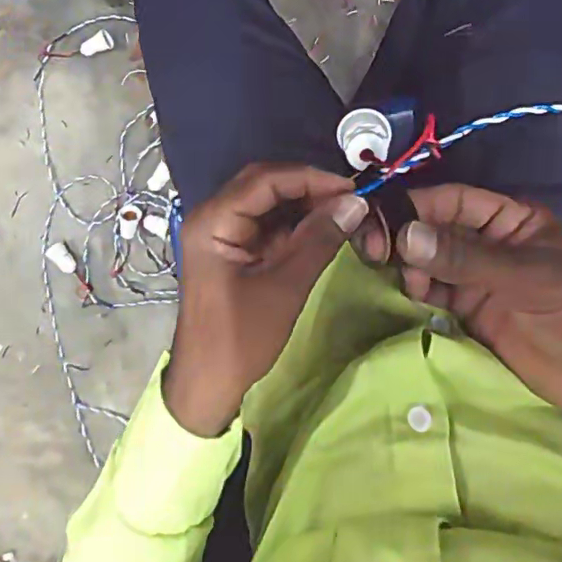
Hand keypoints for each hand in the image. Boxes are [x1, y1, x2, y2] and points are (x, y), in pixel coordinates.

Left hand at [164, 163, 367, 435]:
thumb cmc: (239, 339)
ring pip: (269, 202)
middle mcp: (213, 216)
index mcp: (213, 221)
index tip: (352, 188)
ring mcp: (222, 232)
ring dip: (305, 204)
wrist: (207, 384)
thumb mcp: (284, 287)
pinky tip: (325, 227)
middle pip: (265, 184)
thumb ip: (318, 240)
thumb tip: (355, 203)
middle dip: (309, 188)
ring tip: (345, 212)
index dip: (310, 178)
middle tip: (351, 200)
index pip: (265, 180)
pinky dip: (296, 223)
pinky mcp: (233, 248)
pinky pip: (267, 223)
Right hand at [377, 184, 561, 427]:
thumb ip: (466, 258)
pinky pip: (432, 291)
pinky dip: (416, 290)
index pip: (452, 201)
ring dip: (407, 264)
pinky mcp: (470, 311)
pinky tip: (410, 295)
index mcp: (509, 220)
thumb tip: (406, 235)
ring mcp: (477, 278)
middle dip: (403, 235)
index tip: (378, 218)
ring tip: (401, 280)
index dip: (415, 206)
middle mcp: (487, 243)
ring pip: (427, 260)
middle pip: (433, 228)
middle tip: (374, 250)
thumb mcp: (528, 279)